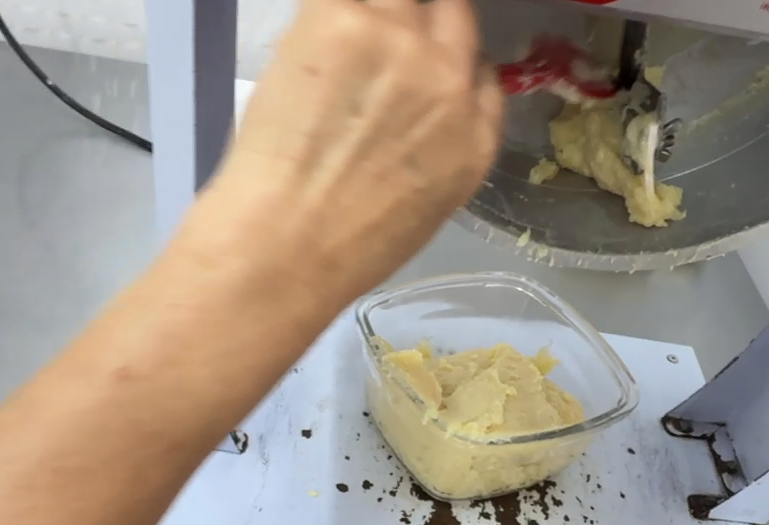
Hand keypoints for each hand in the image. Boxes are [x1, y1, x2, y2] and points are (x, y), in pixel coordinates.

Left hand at [196, 0, 503, 306]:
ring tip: (334, 52)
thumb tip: (405, 123)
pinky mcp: (343, 20)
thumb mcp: (417, 216)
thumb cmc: (340, 257)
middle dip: (417, 26)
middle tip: (369, 53)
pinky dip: (323, 16)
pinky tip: (306, 51)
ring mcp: (400, 46)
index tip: (418, 74)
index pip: (482, 74)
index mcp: (473, 143)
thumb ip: (428, 155)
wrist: (286, 249)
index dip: (447, 66)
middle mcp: (449, 84)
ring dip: (372, 13)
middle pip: (450, 13)